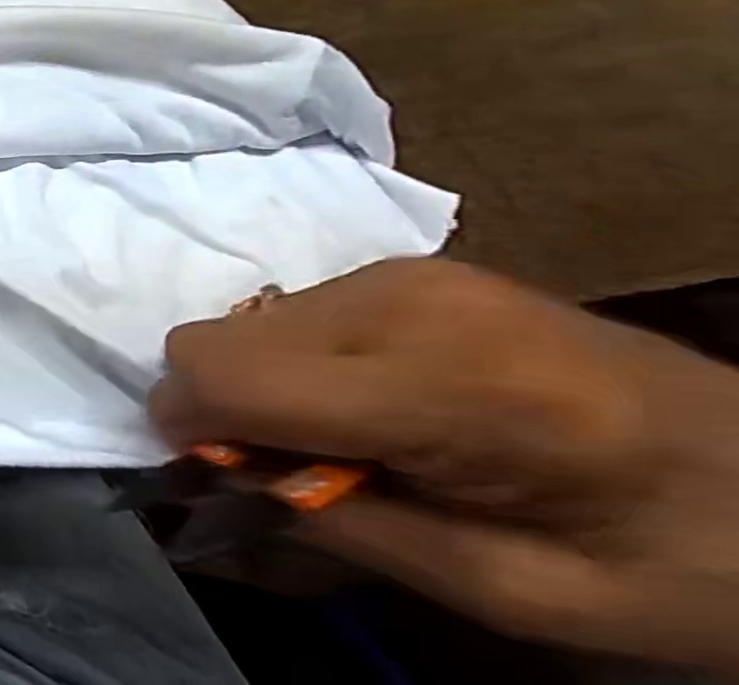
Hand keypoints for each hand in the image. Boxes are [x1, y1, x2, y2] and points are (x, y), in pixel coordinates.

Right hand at [151, 258, 738, 672]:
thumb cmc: (675, 559)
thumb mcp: (516, 593)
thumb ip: (345, 526)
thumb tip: (226, 469)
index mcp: (445, 389)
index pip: (230, 376)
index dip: (185, 423)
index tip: (203, 469)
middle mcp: (400, 303)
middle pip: (211, 339)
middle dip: (214, 405)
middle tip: (283, 464)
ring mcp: (400, 272)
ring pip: (237, 321)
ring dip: (253, 382)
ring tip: (337, 433)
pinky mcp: (401, 266)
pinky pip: (284, 310)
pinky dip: (287, 359)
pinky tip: (361, 395)